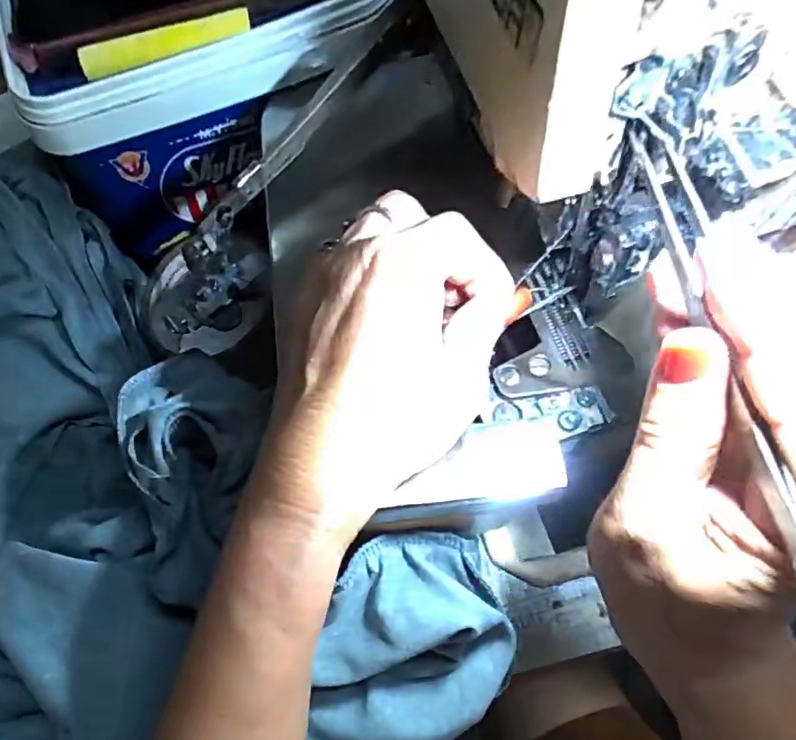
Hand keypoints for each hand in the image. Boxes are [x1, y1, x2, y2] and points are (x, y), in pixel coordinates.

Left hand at [250, 191, 513, 539]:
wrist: (320, 463)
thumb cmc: (385, 429)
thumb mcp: (461, 377)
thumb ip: (484, 322)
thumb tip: (488, 303)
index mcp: (400, 263)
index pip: (459, 233)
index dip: (485, 270)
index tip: (492, 303)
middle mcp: (353, 257)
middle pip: (411, 219)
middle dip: (443, 254)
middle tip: (457, 302)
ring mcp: (321, 279)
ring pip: (370, 236)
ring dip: (403, 260)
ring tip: (419, 311)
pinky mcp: (302, 306)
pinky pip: (341, 269)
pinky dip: (368, 280)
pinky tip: (381, 325)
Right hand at [588, 235, 795, 680]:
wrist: (707, 643)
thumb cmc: (663, 605)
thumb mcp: (640, 530)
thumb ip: (668, 440)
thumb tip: (689, 342)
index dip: (760, 326)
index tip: (712, 261)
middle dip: (772, 300)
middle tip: (707, 250)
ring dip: (776, 305)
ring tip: (709, 272)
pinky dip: (776, 332)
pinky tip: (728, 309)